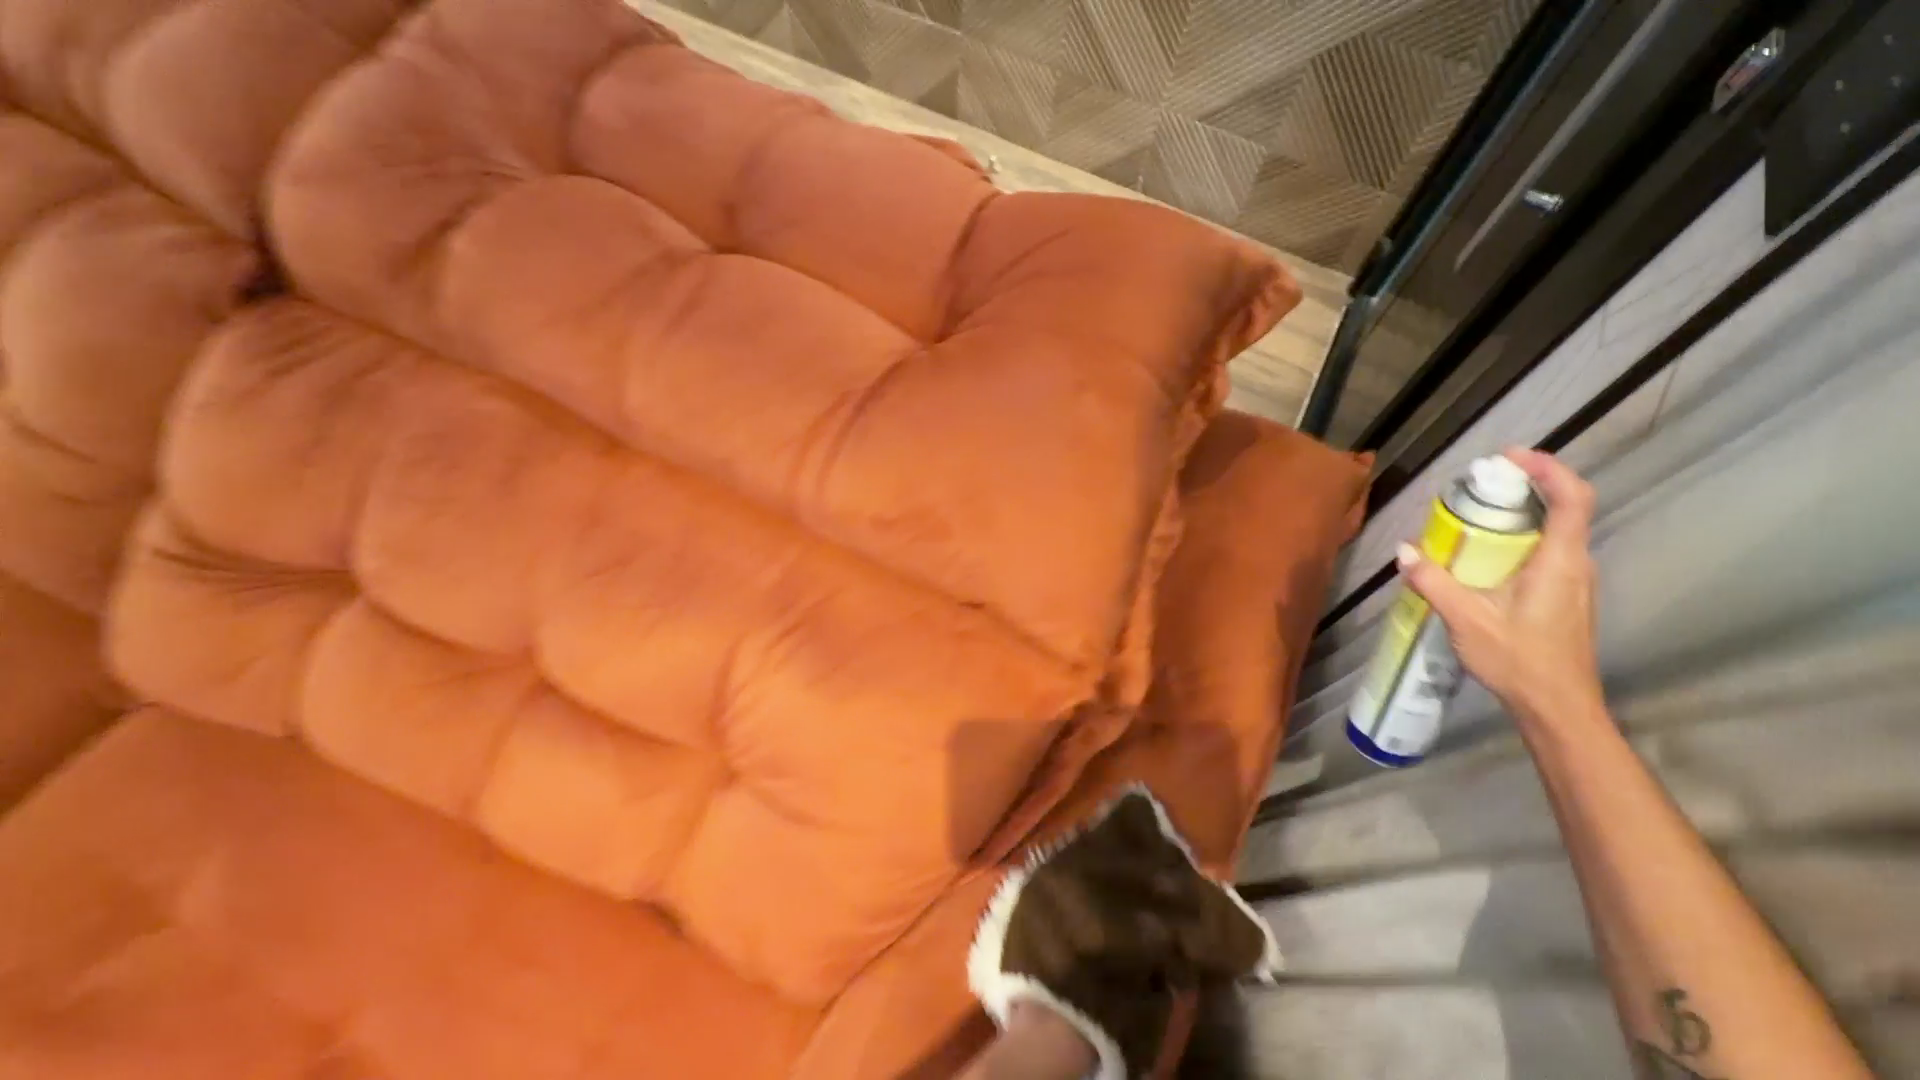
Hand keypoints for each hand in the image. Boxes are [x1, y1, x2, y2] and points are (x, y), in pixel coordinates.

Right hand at [1396, 448, 1605, 730]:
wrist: (1558, 707)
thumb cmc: (1519, 661)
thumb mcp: (1467, 620)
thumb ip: (1435, 582)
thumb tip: (1404, 552)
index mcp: (1560, 561)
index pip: (1572, 497)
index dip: (1548, 468)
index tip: (1509, 458)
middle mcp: (1576, 564)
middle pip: (1565, 508)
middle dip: (1528, 487)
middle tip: (1484, 484)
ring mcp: (1576, 582)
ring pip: (1558, 531)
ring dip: (1525, 514)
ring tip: (1482, 514)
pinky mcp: (1568, 597)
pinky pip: (1551, 552)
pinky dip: (1524, 539)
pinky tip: (1490, 557)